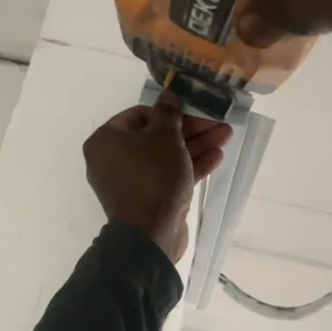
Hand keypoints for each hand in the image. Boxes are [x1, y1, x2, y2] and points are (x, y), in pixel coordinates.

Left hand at [83, 91, 233, 264]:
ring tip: (226, 136)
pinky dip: (189, 166)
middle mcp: (113, 160)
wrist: (151, 235)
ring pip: (165, 157)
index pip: (139, 115)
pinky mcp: (148, 200)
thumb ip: (169, 113)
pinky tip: (217, 157)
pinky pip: (168, 176)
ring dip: (195, 146)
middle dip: (190, 130)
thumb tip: (169, 95)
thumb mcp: (165, 137)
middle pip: (156, 136)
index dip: (169, 112)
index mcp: (106, 140)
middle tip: (217, 123)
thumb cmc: (153, 177)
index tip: (194, 111)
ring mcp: (131, 182)